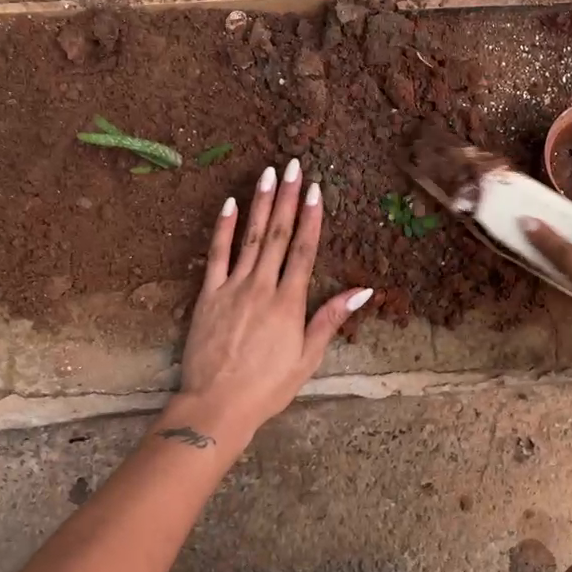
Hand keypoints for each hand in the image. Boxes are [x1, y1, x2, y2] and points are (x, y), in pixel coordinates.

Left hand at [169, 158, 372, 444]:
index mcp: (289, 303)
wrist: (217, 405)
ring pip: (250, 237)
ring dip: (260, 203)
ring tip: (267, 173)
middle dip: (287, 198)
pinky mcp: (207, 295)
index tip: (315, 189)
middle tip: (293, 165)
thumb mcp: (308, 358)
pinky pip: (216, 255)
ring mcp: (232, 288)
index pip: (303, 250)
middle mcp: (262, 287)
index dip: (311, 217)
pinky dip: (223, 228)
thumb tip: (363, 291)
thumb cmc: (267, 388)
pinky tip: (230, 203)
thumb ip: (331, 319)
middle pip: (277, 234)